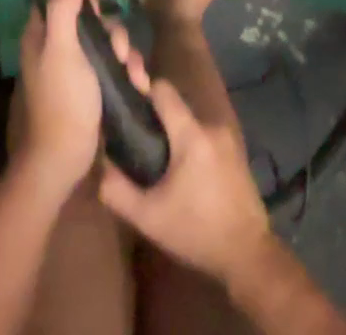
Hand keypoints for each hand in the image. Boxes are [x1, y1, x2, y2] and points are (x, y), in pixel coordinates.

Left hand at [16, 0, 147, 191]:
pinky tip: (138, 85)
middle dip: (115, 36)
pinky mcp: (93, 90)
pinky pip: (115, 69)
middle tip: (120, 54)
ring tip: (135, 77)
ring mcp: (76, 70)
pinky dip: (128, 74)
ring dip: (127, 57)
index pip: (62, 0)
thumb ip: (64, 9)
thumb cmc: (62, 100)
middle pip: (94, 24)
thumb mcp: (63, 50)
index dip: (84, 0)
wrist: (65, 158)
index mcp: (42, 35)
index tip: (101, 11)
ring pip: (109, 46)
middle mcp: (57, 48)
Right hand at [97, 80, 275, 284]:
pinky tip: (182, 174)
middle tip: (136, 144)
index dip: (141, 91)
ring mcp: (229, 139)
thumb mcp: (146, 217)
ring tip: (156, 162)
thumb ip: (115, 188)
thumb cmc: (195, 232)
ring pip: (191, 124)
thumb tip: (97, 161)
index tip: (125, 106)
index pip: (163, 89)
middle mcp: (213, 128)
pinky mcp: (238, 153)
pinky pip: (205, 137)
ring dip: (174, 135)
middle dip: (155, 120)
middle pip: (176, 108)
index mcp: (192, 135)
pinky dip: (190, 146)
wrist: (248, 256)